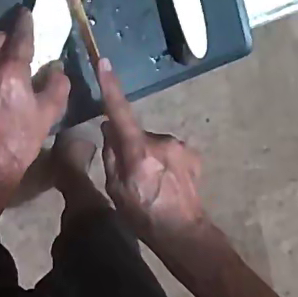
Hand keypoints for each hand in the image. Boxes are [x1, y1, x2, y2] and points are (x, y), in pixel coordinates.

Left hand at [0, 9, 70, 193]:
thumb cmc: (21, 139)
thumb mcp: (48, 114)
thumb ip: (56, 86)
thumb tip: (57, 70)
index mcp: (10, 70)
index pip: (19, 37)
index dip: (25, 23)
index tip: (26, 12)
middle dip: (8, 37)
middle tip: (20, 42)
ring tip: (7, 64)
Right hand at [96, 59, 214, 249]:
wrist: (184, 233)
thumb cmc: (143, 215)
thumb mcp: (115, 189)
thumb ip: (110, 155)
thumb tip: (109, 128)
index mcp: (138, 149)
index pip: (119, 111)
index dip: (110, 86)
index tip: (104, 63)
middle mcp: (161, 141)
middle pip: (136, 134)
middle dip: (130, 147)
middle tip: (129, 177)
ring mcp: (180, 147)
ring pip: (153, 144)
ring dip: (148, 157)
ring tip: (150, 185)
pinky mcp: (192, 155)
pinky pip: (169, 152)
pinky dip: (163, 163)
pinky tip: (165, 184)